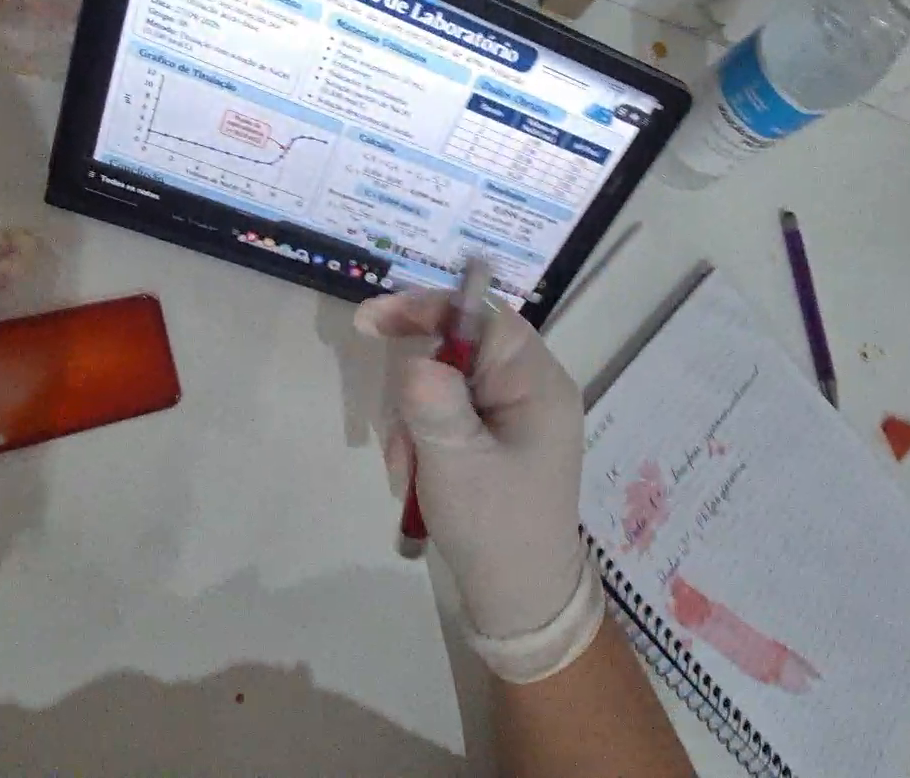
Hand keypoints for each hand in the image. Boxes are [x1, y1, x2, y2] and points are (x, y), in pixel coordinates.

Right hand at [356, 289, 601, 681]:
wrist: (520, 599)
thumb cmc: (495, 528)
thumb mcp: (457, 462)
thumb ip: (433, 403)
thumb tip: (413, 358)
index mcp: (537, 383)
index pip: (482, 317)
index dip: (427, 309)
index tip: (372, 320)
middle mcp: (531, 388)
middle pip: (458, 349)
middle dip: (415, 388)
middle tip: (397, 436)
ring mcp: (514, 413)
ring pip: (445, 381)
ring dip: (414, 420)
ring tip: (409, 470)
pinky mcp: (496, 436)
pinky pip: (449, 411)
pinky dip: (424, 436)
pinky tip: (418, 475)